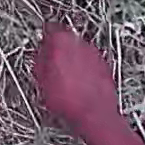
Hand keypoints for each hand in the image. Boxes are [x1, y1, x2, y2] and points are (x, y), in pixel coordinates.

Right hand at [33, 24, 124, 140]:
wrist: (95, 116)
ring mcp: (95, 54)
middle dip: (58, 48)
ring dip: (72, 57)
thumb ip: (39, 60)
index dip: (43, 37)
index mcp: (61, 41)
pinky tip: (78, 83)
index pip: (50, 28)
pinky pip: (90, 61)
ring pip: (79, 49)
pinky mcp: (105, 66)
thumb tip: (39, 54)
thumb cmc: (69, 100)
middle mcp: (80, 43)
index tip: (41, 43)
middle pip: (66, 38)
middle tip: (50, 61)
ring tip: (64, 75)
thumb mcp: (41, 80)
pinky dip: (84, 67)